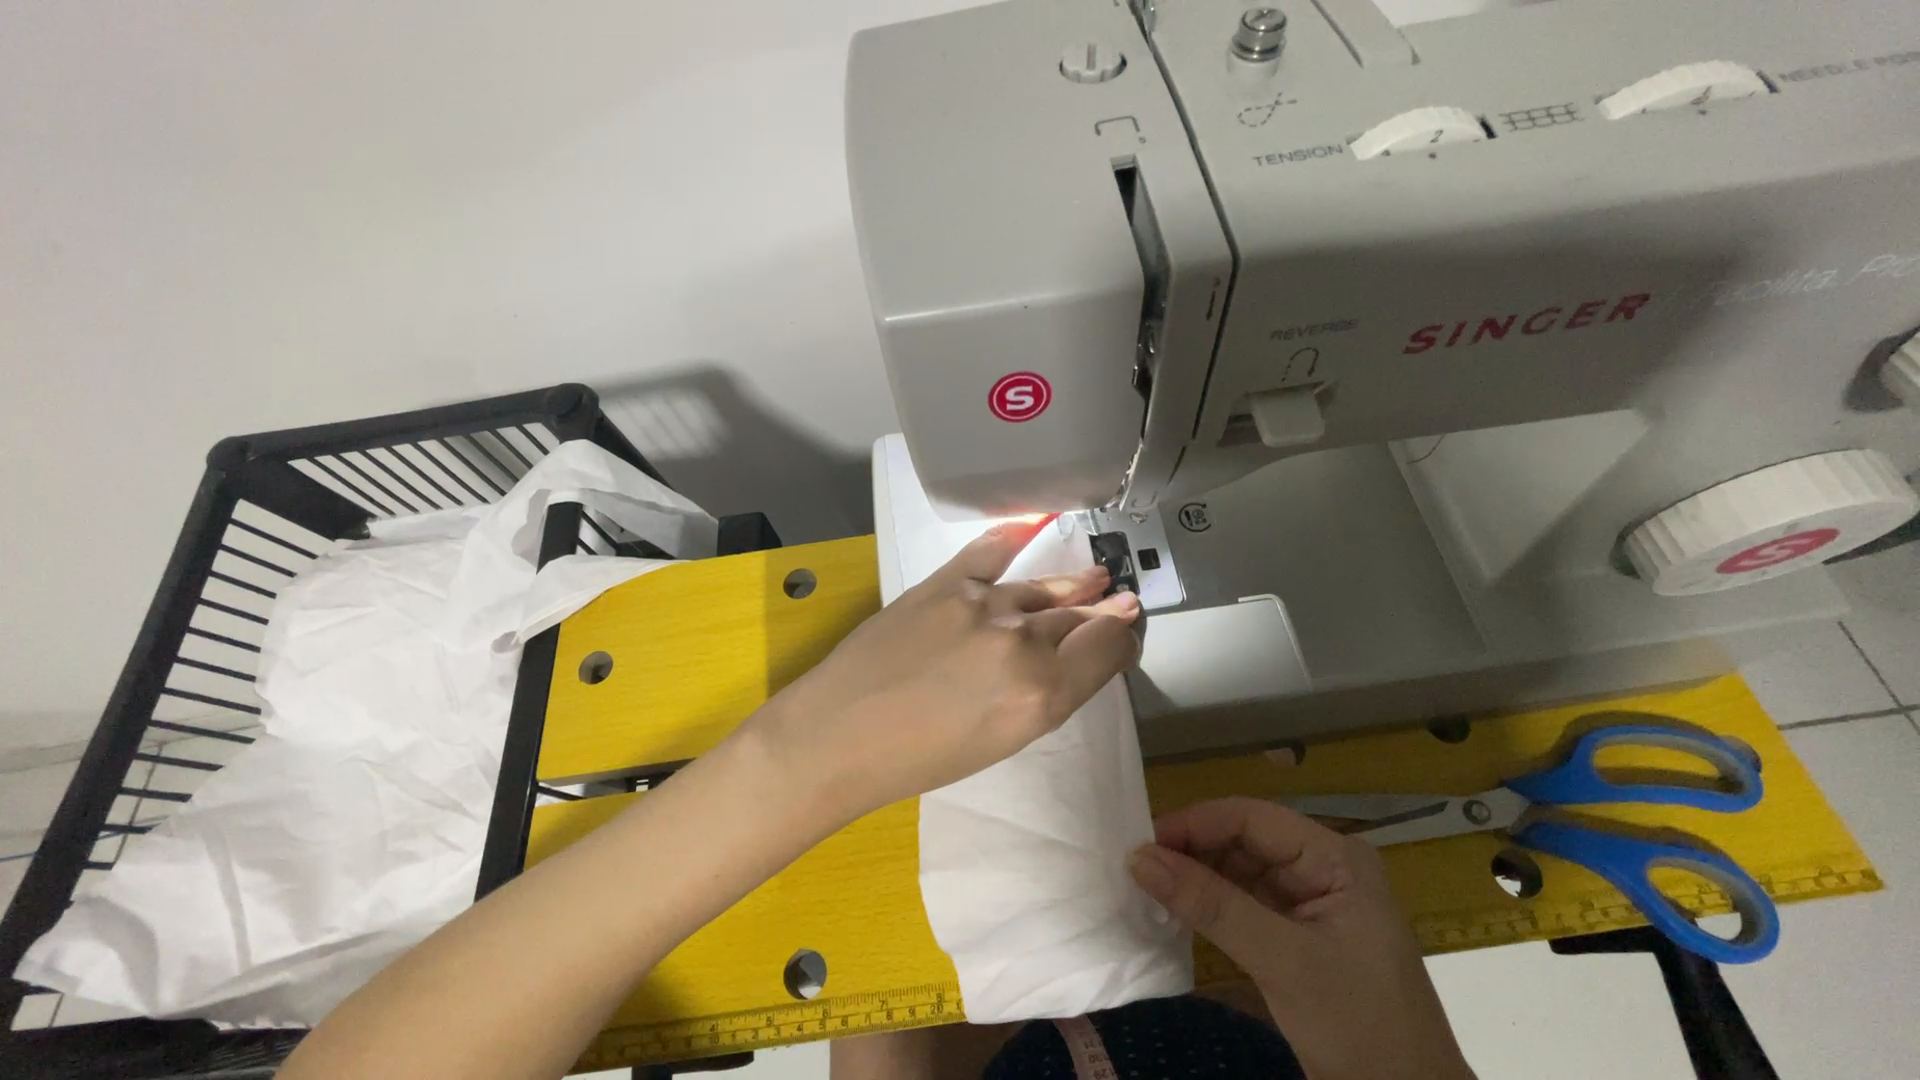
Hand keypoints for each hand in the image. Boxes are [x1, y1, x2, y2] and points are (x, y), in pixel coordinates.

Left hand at [752, 518, 1141, 819]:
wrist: (839, 733)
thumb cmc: (920, 759)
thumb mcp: (1002, 741)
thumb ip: (1046, 696)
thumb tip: (1078, 660)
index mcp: (1042, 695)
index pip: (1108, 649)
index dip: (1124, 640)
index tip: (1127, 635)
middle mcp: (1021, 643)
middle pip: (1079, 618)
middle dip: (1105, 613)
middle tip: (1122, 602)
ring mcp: (981, 605)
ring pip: (1042, 588)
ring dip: (1072, 585)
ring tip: (1096, 577)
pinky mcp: (943, 583)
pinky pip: (988, 552)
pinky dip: (1011, 538)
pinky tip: (1031, 526)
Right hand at [1127, 798, 1473, 1079]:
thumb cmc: (1360, 1026)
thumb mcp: (1283, 961)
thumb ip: (1211, 905)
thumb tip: (1139, 858)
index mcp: (1334, 858)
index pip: (1252, 818)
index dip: (1195, 823)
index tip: (1141, 843)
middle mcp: (1320, 869)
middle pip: (1241, 841)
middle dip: (1190, 850)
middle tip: (1133, 866)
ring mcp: (1307, 904)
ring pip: (1236, 872)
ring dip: (1193, 877)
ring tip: (1142, 884)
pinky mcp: (1293, 937)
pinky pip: (1240, 905)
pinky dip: (1206, 906)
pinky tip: (1171, 910)